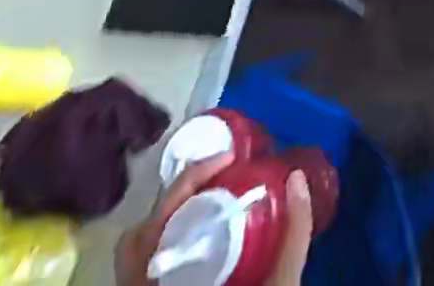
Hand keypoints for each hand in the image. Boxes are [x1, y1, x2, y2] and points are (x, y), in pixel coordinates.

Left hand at [118, 154, 314, 285]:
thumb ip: (293, 237)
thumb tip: (296, 179)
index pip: (155, 224)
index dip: (189, 181)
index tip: (229, 159)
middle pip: (138, 239)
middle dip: (178, 198)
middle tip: (221, 178)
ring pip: (138, 259)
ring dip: (172, 223)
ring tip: (214, 204)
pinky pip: (147, 274)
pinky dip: (172, 247)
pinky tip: (207, 241)